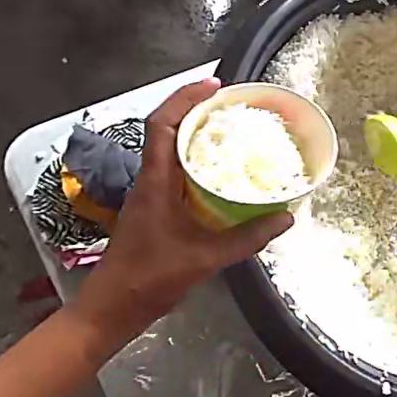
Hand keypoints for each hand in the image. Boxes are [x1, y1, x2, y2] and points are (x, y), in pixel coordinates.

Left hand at [67, 79, 292, 347]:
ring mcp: (150, 193)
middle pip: (167, 129)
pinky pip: (176, 169)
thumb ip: (247, 239)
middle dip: (197, 109)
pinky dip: (197, 159)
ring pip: (171, 148)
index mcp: (155, 182)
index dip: (185, 98)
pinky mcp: (154, 207)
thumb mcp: (205, 259)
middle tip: (232, 104)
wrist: (110, 309)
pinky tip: (221, 170)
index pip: (162, 125)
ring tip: (232, 128)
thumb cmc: (149, 279)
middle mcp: (150, 180)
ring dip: (196, 132)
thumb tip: (286, 218)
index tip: (215, 86)